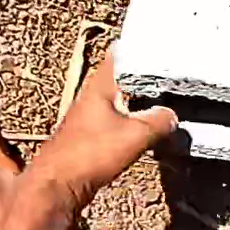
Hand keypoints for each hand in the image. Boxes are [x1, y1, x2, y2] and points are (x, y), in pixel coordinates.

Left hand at [23, 56, 176, 212]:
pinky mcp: (90, 138)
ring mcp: (89, 118)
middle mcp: (92, 97)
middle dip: (143, 76)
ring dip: (138, 101)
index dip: (138, 46)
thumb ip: (158, 121)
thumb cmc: (89, 155)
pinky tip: (144, 130)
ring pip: (119, 100)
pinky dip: (131, 121)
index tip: (159, 44)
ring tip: (162, 101)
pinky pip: (116, 121)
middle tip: (168, 74)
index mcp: (100, 86)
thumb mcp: (135, 136)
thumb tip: (172, 116)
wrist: (58, 186)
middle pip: (121, 78)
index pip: (119, 54)